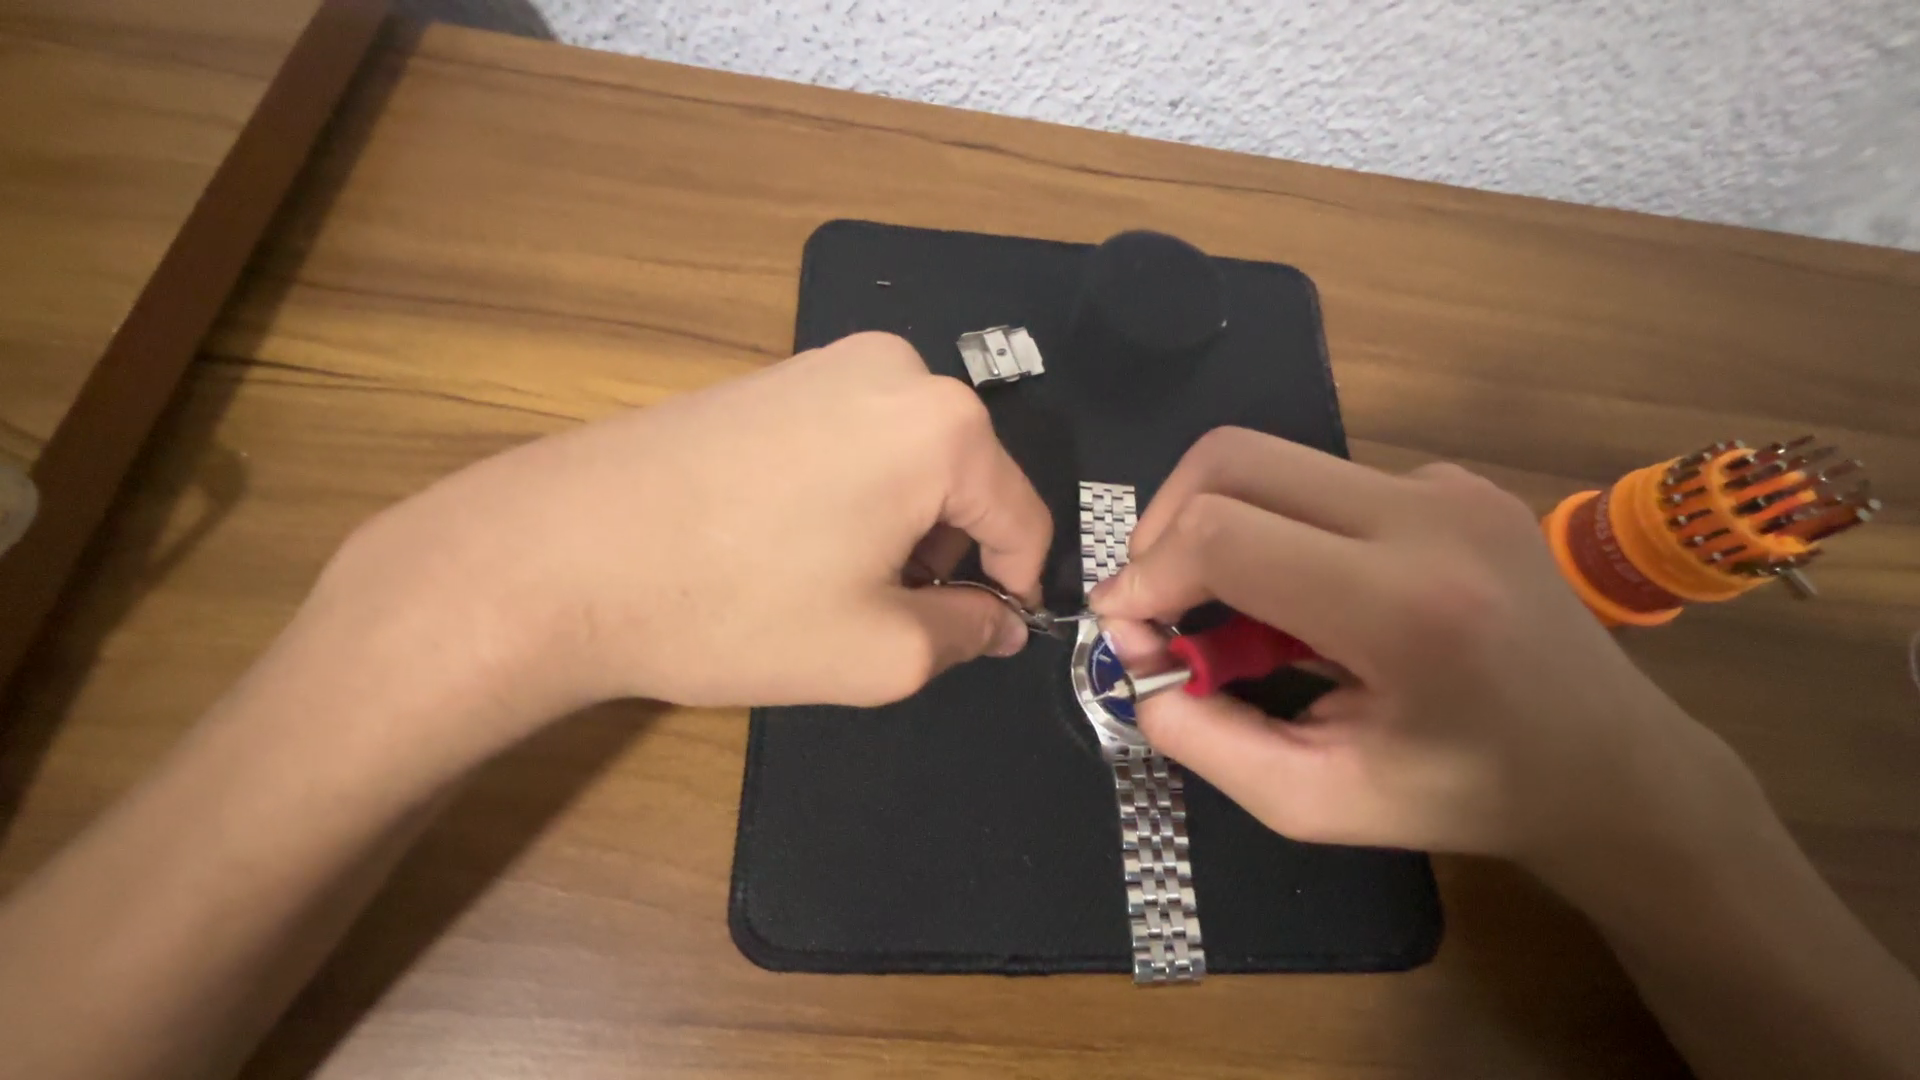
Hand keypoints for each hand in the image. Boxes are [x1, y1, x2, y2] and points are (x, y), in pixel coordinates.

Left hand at [311, 332, 1049, 740]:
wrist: (555, 555)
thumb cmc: (734, 607)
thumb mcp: (878, 652)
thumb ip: (967, 634)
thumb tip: (1004, 622)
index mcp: (942, 426)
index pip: (1023, 517)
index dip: (1017, 587)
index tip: (986, 635)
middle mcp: (897, 369)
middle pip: (967, 483)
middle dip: (949, 556)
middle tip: (892, 617)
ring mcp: (827, 362)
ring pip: (912, 462)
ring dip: (901, 528)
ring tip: (835, 585)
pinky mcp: (775, 376)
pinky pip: (857, 441)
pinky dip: (855, 496)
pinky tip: (794, 542)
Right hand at [1088, 427, 1757, 865]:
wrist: (1617, 765)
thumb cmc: (1466, 796)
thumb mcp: (1316, 802)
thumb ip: (1205, 740)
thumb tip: (1134, 666)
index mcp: (1405, 607)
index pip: (1224, 535)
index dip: (1147, 574)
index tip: (1125, 626)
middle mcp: (1426, 516)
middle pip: (1230, 459)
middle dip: (1161, 526)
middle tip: (1155, 598)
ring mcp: (1443, 485)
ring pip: (1266, 459)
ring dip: (1211, 522)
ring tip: (1223, 605)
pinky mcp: (1446, 480)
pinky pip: (1315, 481)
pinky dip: (1270, 527)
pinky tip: (1300, 595)